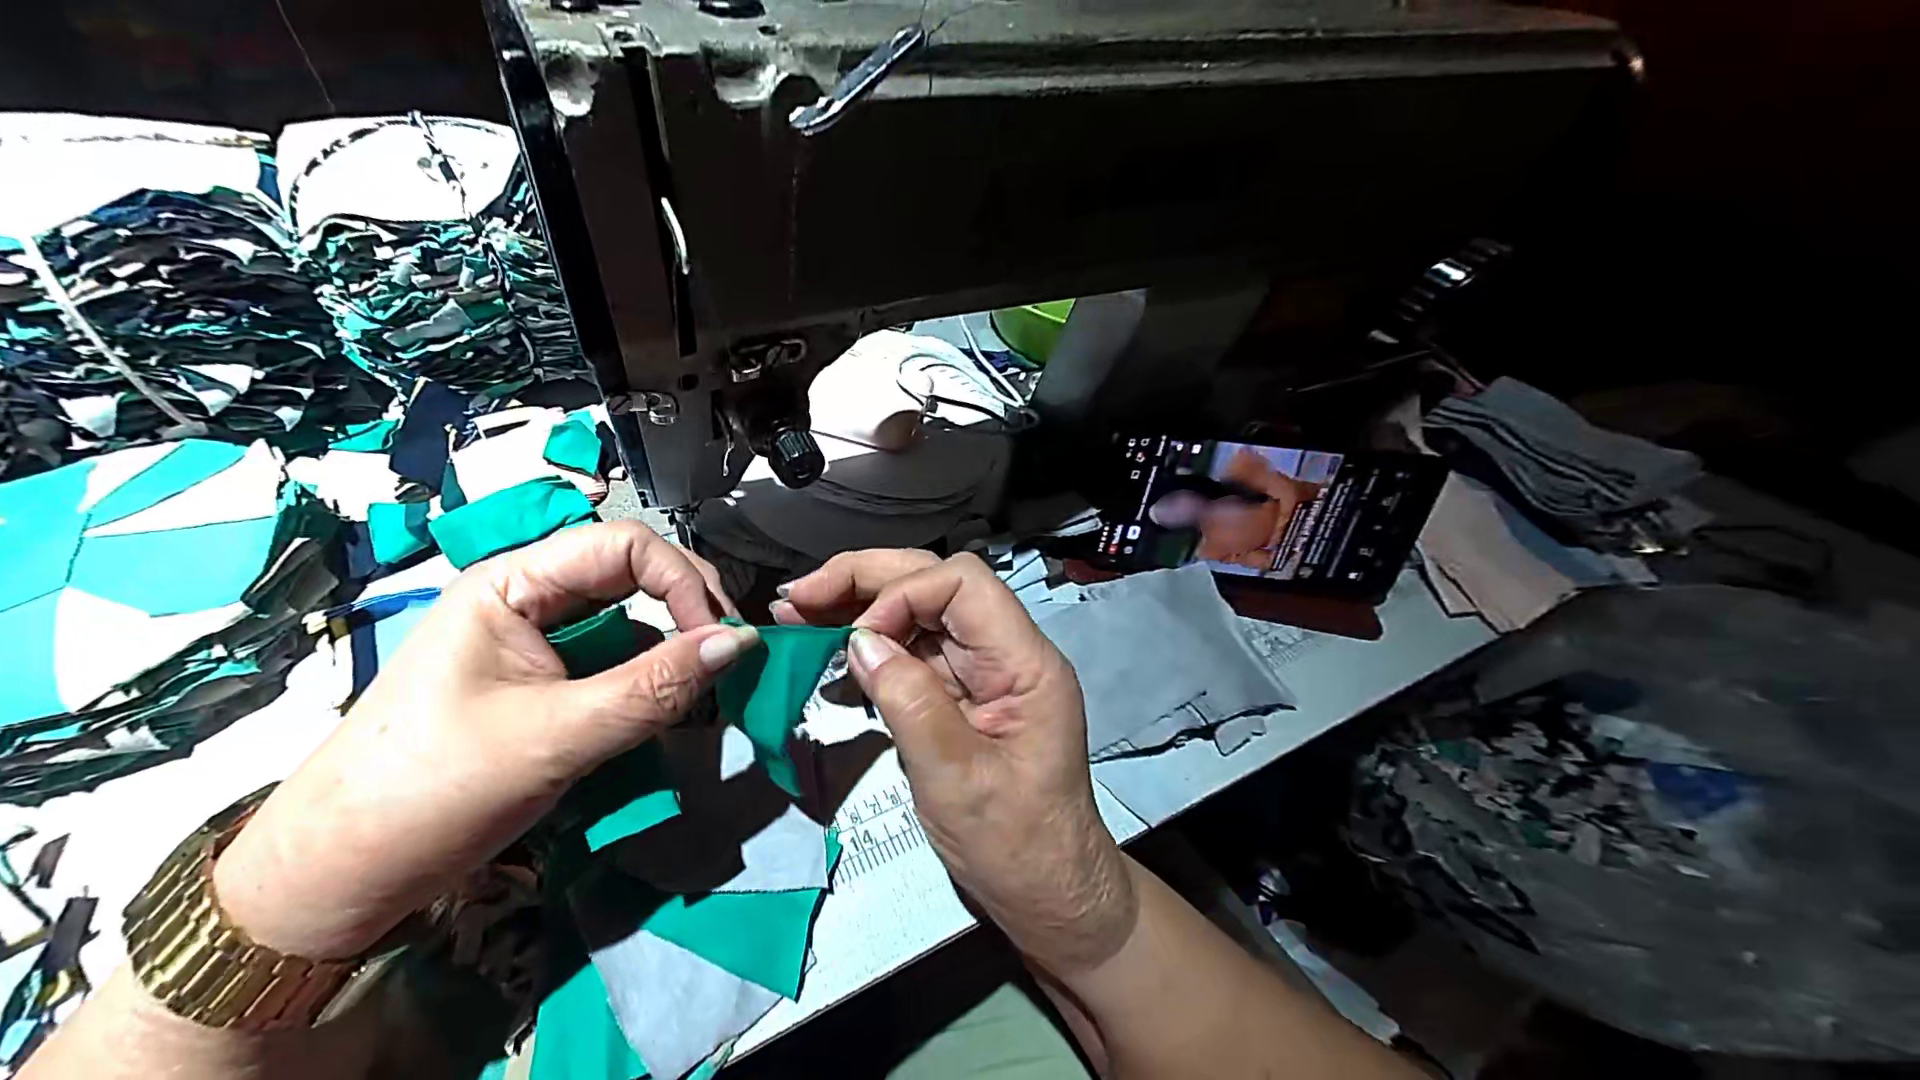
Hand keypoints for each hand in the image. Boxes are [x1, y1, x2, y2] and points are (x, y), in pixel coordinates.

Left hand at [212, 522, 761, 958]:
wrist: (338, 879)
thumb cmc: (431, 792)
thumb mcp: (556, 735)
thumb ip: (655, 686)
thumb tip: (742, 643)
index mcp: (511, 584)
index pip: (624, 546)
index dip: (683, 581)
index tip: (721, 638)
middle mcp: (528, 599)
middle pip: (633, 574)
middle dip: (690, 606)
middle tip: (732, 652)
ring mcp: (539, 641)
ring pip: (632, 618)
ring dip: (679, 642)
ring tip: (714, 679)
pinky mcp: (549, 681)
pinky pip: (620, 658)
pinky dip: (658, 673)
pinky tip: (680, 699)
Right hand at [775, 550, 1136, 974]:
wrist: (1048, 892)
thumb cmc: (1015, 845)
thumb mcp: (956, 778)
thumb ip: (909, 701)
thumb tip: (858, 640)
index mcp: (1024, 661)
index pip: (962, 584)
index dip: (901, 593)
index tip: (856, 636)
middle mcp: (1005, 651)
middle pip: (936, 585)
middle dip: (867, 581)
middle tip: (799, 595)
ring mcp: (982, 671)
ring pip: (919, 613)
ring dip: (860, 607)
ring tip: (799, 614)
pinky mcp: (960, 693)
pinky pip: (912, 652)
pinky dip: (870, 648)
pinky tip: (828, 655)